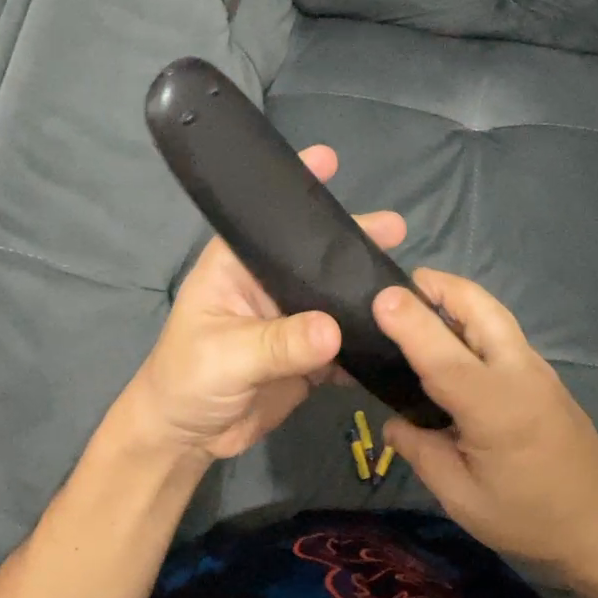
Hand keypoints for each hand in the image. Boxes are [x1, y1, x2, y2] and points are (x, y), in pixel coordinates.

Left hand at [115, 145, 405, 461]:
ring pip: (335, 298)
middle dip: (353, 241)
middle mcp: (268, 284)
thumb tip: (333, 330)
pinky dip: (368, 340)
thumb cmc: (187, 380)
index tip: (329, 159)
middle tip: (395, 229)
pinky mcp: (309, 356)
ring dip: (367, 294)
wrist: (186, 438)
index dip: (298, 190)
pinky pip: (345, 342)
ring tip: (411, 287)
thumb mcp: (227, 355)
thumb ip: (278, 343)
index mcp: (238, 266)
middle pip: (316, 256)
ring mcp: (291, 320)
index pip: (269, 220)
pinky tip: (399, 337)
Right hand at [377, 270, 597, 595]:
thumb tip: (391, 422)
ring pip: (492, 312)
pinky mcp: (541, 373)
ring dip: (453, 299)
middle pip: (478, 306)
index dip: (409, 321)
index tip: (378, 294)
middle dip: (436, 285)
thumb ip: (421, 453)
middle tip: (392, 290)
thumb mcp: (462, 498)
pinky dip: (468, 318)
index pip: (443, 353)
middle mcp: (517, 373)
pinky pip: (500, 330)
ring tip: (413, 308)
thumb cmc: (529, 517)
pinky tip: (447, 341)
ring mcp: (534, 368)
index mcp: (494, 408)